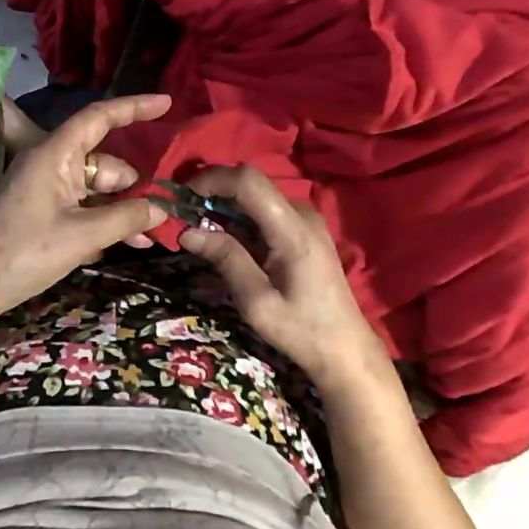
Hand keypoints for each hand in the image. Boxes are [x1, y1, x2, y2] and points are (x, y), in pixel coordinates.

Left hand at [0, 94, 170, 317]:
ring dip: (122, 211)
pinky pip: (82, 207)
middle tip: (161, 216)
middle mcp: (50, 164)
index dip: (134, 108)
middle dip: (133, 187)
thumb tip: (161, 209)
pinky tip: (124, 245)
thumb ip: (125, 219)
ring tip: (147, 239)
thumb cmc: (23, 253)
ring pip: (96, 190)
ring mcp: (46, 188)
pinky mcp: (43, 211)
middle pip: (104, 164)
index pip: (98, 118)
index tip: (166, 104)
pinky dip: (103, 222)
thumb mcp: (81, 237)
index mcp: (54, 155)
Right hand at [178, 165, 391, 391]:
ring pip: (256, 196)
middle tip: (183, 214)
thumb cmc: (302, 331)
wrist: (345, 348)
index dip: (213, 179)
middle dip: (213, 193)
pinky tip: (223, 239)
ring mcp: (306, 220)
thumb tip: (186, 231)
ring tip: (197, 228)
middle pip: (251, 184)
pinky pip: (265, 211)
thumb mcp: (257, 301)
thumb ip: (226, 259)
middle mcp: (302, 215)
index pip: (249, 182)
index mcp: (293, 230)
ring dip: (224, 206)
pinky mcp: (304, 230)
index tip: (183, 195)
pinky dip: (239, 218)